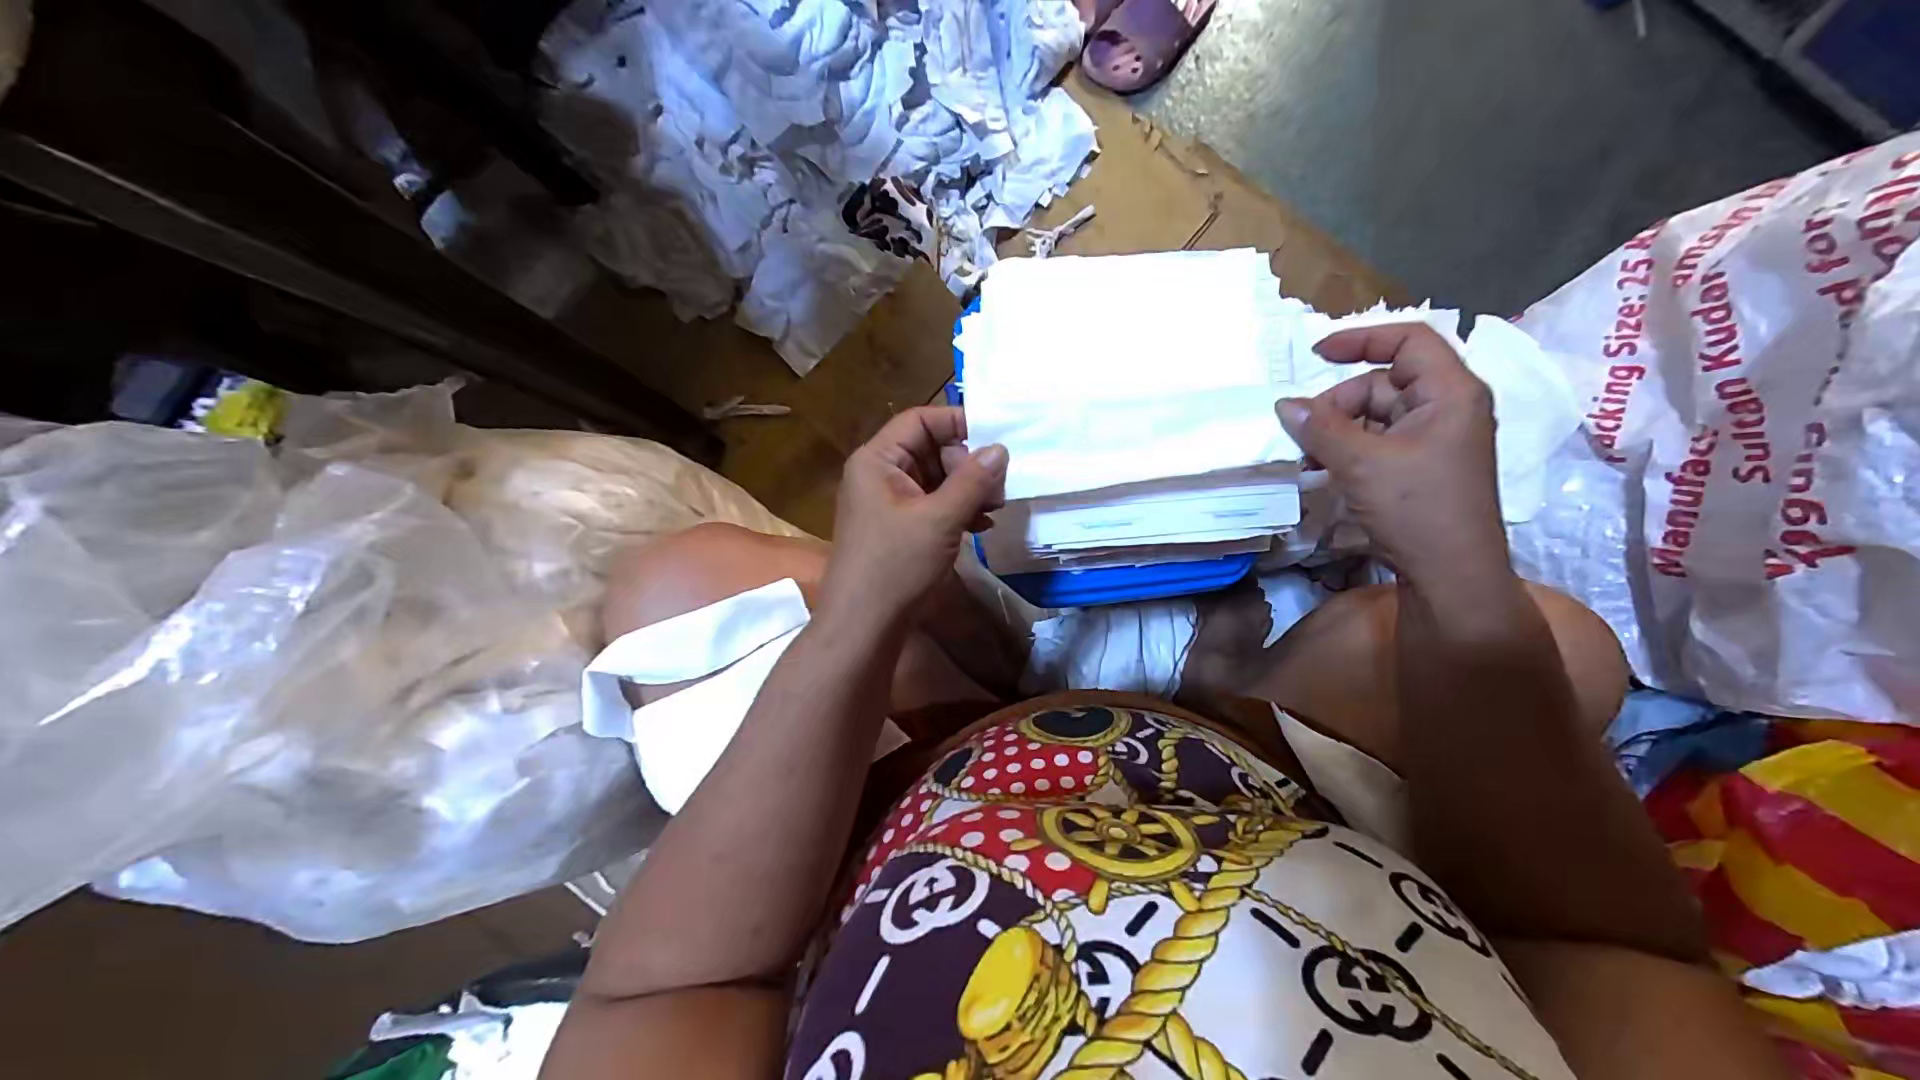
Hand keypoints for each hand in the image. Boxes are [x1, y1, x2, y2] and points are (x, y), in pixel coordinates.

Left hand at [819, 406, 1007, 629]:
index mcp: (877, 460)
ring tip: (996, 507)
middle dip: (967, 464)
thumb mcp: (939, 519)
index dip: (957, 423)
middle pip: (930, 449)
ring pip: (935, 479)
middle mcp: (879, 474)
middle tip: (999, 485)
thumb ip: (972, 480)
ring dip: (967, 489)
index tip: (996, 437)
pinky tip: (982, 525)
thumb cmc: (895, 565)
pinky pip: (932, 505)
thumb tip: (1000, 449)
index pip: (919, 420)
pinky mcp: (898, 529)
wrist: (863, 625)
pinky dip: (957, 510)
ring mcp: (888, 503)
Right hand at [1276, 323, 1508, 589]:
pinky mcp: (1422, 464)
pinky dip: (1349, 450)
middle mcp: (1448, 408)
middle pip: (1382, 383)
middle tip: (1306, 436)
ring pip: (1375, 415)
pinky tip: (1324, 470)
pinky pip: (1378, 441)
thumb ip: (1320, 428)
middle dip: (1338, 404)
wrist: (1451, 574)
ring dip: (1338, 431)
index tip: (1315, 355)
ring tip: (1310, 459)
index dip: (1360, 339)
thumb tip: (1284, 405)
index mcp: (1451, 393)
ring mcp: (1436, 438)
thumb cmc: (1417, 509)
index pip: (1408, 341)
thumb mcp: (1361, 464)